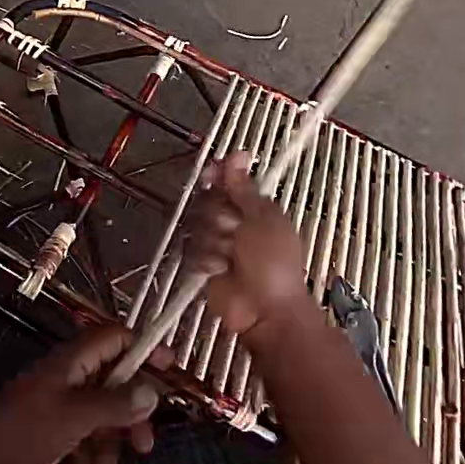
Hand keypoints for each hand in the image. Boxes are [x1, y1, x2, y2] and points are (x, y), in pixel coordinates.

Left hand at [0, 326, 162, 463]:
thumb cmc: (25, 428)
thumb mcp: (76, 415)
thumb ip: (115, 403)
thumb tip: (152, 390)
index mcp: (73, 361)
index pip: (114, 338)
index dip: (143, 348)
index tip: (171, 369)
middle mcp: (70, 378)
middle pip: (116, 384)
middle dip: (132, 416)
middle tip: (145, 445)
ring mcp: (62, 407)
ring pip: (103, 419)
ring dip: (109, 447)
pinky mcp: (55, 434)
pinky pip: (86, 441)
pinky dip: (90, 458)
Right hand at [182, 153, 310, 337]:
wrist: (265, 309)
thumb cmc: (274, 262)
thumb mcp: (265, 219)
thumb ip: (244, 188)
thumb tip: (237, 154)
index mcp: (251, 207)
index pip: (225, 179)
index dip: (217, 173)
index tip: (212, 172)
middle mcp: (230, 221)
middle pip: (205, 201)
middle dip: (218, 217)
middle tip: (235, 231)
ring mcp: (214, 242)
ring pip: (195, 226)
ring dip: (214, 242)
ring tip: (230, 257)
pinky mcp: (200, 262)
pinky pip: (189, 250)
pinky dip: (205, 260)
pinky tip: (220, 269)